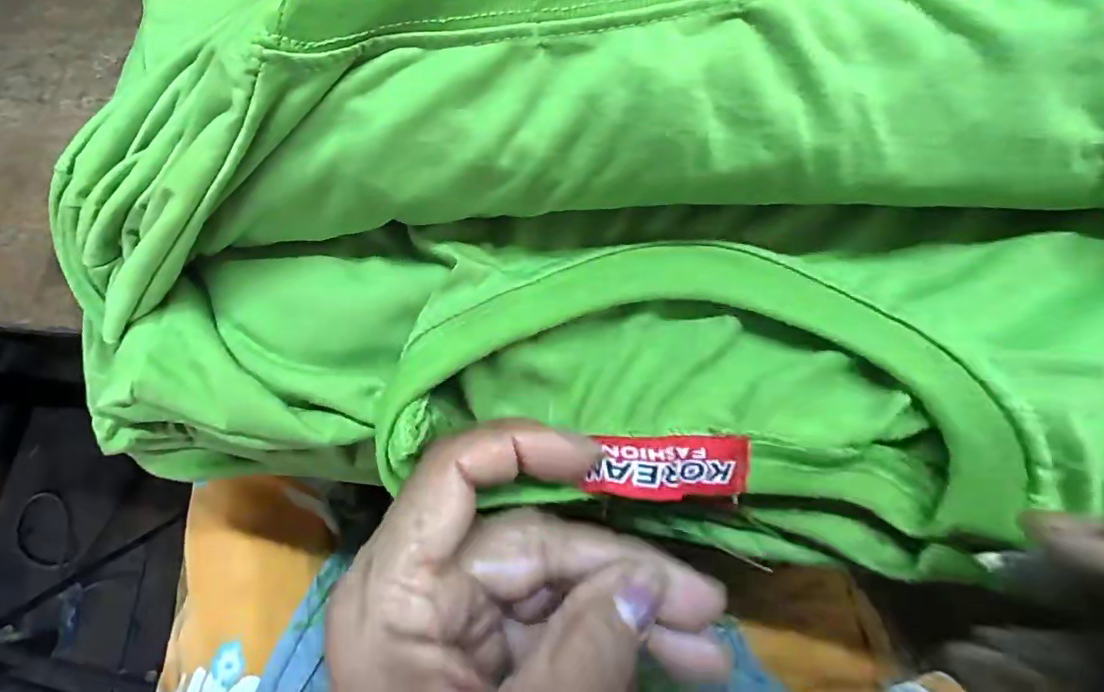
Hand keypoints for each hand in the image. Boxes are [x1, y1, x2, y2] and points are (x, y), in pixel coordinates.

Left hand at [326, 420, 731, 691]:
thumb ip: (581, 656)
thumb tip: (642, 584)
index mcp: (396, 589)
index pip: (452, 474)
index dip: (521, 447)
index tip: (594, 457)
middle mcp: (421, 587)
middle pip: (526, 539)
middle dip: (618, 565)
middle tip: (703, 602)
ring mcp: (454, 621)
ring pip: (553, 581)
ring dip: (629, 602)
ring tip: (707, 635)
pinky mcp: (484, 653)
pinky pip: (555, 623)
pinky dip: (611, 634)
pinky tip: (674, 652)